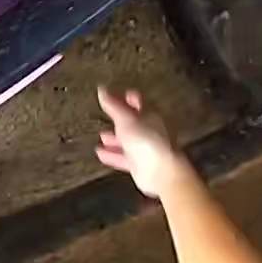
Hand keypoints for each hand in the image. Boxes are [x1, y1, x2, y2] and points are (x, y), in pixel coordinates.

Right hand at [96, 86, 198, 200]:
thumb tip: (102, 89)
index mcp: (152, 115)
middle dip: (119, 119)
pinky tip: (100, 153)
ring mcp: (146, 148)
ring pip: (128, 141)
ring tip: (101, 135)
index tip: (115, 94)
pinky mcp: (140, 165)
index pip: (139, 101)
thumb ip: (113, 105)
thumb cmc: (148, 141)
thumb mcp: (125, 118)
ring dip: (114, 138)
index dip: (127, 97)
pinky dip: (112, 155)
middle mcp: (151, 131)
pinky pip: (124, 157)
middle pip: (134, 121)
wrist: (161, 172)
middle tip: (107, 114)